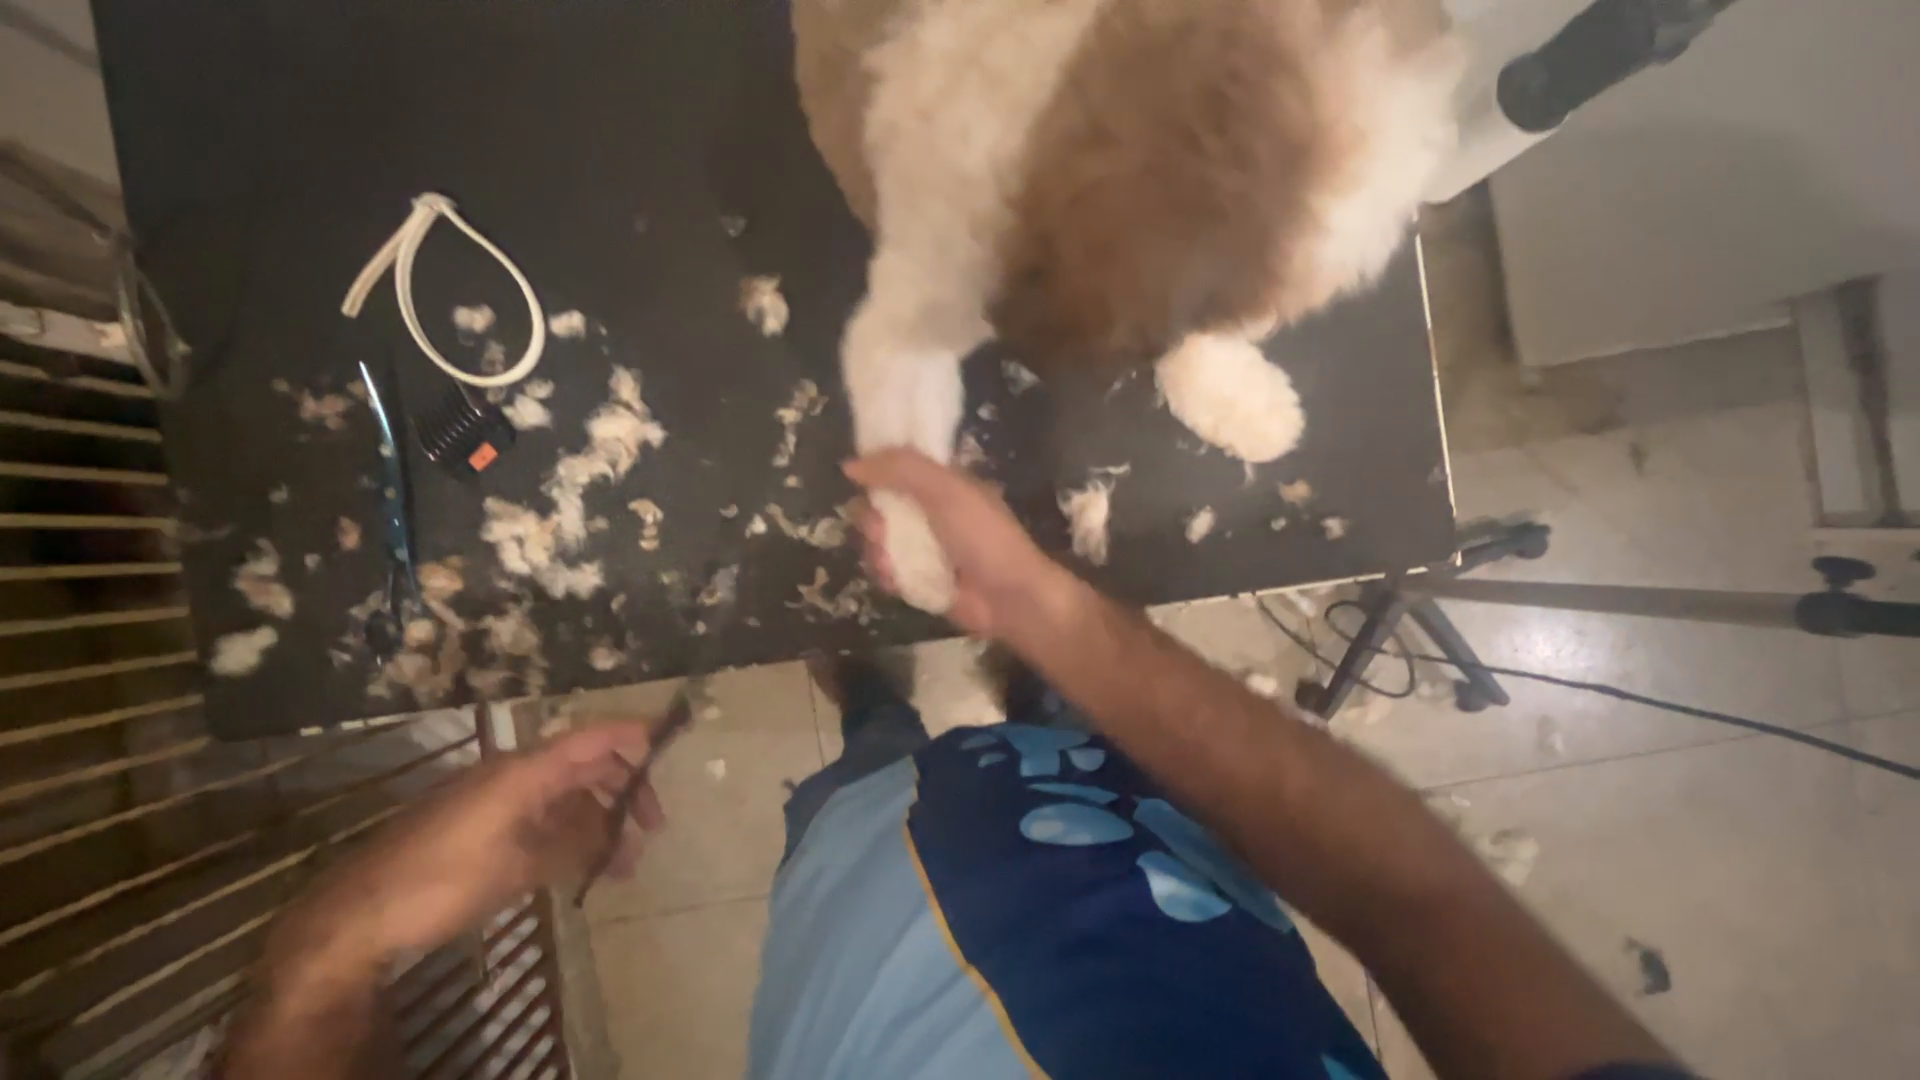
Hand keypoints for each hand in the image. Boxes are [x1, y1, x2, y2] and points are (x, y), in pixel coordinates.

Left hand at [273, 720, 664, 974]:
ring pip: (568, 797)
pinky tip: (585, 867)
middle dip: (626, 790)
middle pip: (586, 766)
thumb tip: (619, 843)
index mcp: (524, 770)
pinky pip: (544, 819)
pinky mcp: (486, 827)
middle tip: (653, 828)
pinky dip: (572, 836)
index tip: (671, 739)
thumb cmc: (442, 879)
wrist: (356, 915)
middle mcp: (516, 775)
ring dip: (601, 821)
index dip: (633, 734)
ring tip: (624, 863)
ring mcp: (499, 801)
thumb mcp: (518, 866)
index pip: (591, 737)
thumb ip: (575, 846)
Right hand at [844, 449, 1072, 637]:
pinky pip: (888, 572)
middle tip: (879, 529)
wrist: (1009, 596)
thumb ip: (900, 469)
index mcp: (944, 484)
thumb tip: (850, 465)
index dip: (877, 472)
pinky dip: (887, 575)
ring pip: (880, 541)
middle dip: (872, 518)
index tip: (859, 480)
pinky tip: (894, 580)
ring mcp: (926, 548)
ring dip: (877, 549)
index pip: (899, 469)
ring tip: (889, 562)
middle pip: (882, 507)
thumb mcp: (945, 490)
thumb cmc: (982, 536)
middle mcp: (932, 513)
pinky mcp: (921, 580)